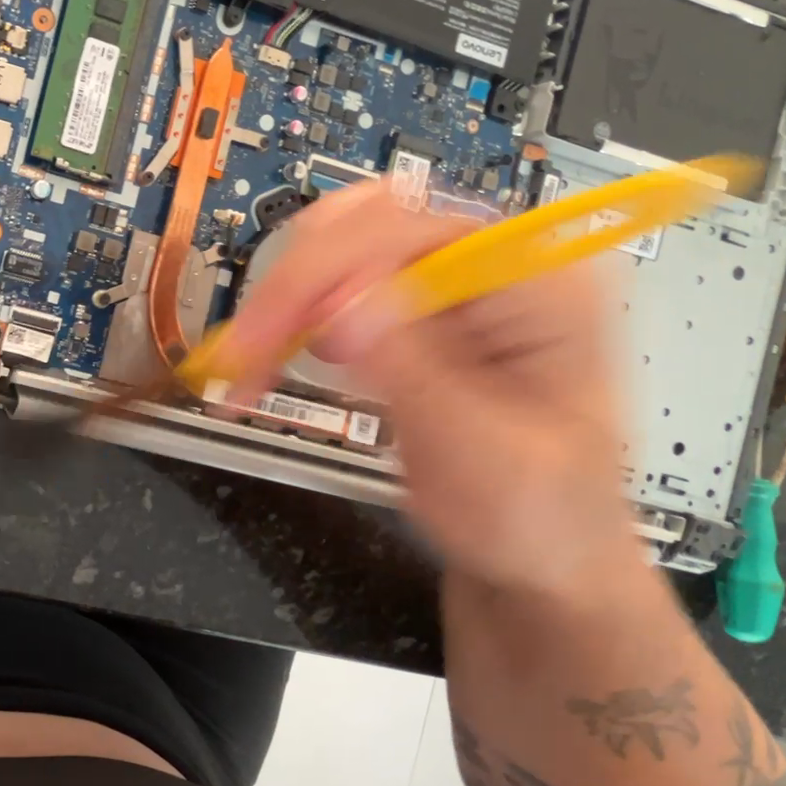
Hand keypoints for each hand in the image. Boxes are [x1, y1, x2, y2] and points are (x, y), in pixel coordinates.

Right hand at [215, 186, 640, 595]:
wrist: (541, 554)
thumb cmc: (537, 515)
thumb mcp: (483, 450)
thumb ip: (416, 368)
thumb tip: (343, 299)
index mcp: (537, 282)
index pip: (404, 232)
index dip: (322, 276)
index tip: (267, 338)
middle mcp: (487, 267)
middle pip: (357, 231)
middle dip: (289, 288)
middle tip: (244, 353)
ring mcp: (442, 289)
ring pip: (327, 258)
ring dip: (275, 311)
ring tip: (246, 374)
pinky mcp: (403, 316)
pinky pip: (323, 296)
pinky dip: (280, 329)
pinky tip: (264, 370)